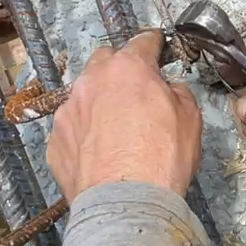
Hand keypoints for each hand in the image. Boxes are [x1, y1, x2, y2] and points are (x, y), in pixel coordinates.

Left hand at [46, 30, 201, 198]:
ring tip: (115, 127)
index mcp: (128, 68)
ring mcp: (68, 110)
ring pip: (84, 92)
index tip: (158, 47)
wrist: (125, 204)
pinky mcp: (55, 140)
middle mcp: (92, 81)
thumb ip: (177, 92)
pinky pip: (72, 126)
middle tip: (136, 89)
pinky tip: (99, 151)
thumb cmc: (162, 158)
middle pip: (105, 59)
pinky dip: (84, 131)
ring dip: (99, 100)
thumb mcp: (191, 118)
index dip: (154, 43)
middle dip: (120, 68)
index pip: (143, 41)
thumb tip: (168, 90)